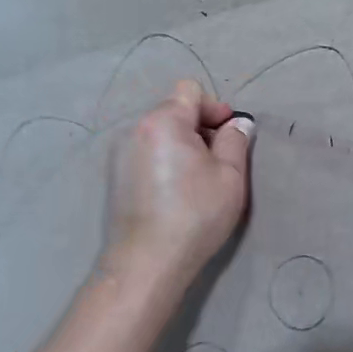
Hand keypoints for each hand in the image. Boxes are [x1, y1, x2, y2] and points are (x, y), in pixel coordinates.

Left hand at [104, 80, 252, 282]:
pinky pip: (146, 154)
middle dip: (199, 128)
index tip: (229, 134)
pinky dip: (164, 162)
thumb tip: (238, 123)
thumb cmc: (195, 214)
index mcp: (163, 122)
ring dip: (181, 146)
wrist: (148, 260)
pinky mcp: (114, 177)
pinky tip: (175, 193)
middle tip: (218, 160)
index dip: (214, 107)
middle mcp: (134, 129)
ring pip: (158, 134)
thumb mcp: (230, 177)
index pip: (190, 91)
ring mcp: (119, 154)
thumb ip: (236, 141)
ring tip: (197, 179)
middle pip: (173, 111)